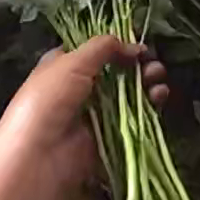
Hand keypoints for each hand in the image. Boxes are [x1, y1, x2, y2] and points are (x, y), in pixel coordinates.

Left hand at [0, 37, 164, 199]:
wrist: (40, 156)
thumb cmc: (51, 98)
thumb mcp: (72, 61)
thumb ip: (103, 48)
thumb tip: (133, 44)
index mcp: (65, 62)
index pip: (96, 48)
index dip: (118, 45)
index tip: (140, 43)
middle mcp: (80, 84)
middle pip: (115, 70)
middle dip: (136, 65)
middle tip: (154, 63)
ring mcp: (94, 112)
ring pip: (126, 94)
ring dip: (144, 84)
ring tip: (158, 79)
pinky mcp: (108, 136)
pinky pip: (131, 119)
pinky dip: (147, 107)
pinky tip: (158, 98)